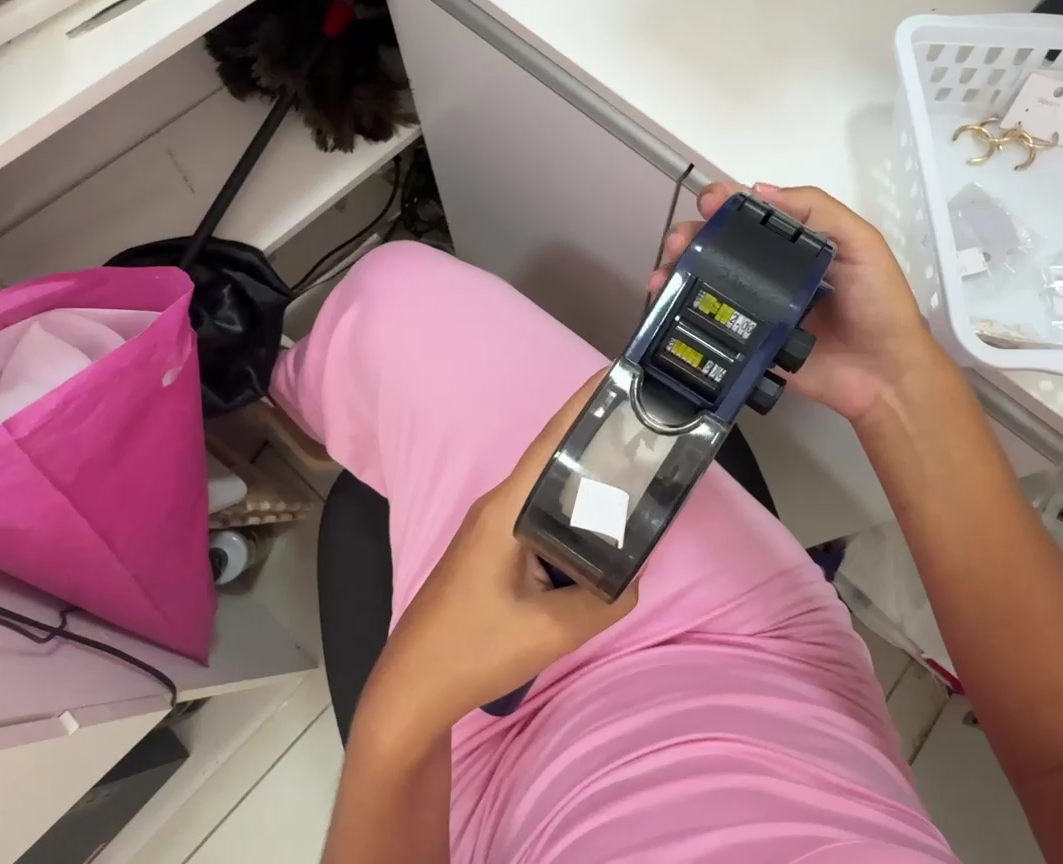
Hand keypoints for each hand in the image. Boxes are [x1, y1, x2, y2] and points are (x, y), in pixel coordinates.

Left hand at [352, 371, 638, 754]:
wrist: (414, 688)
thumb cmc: (474, 651)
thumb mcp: (553, 630)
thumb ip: (607, 599)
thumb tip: (634, 575)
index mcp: (506, 511)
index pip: (550, 443)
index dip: (582, 406)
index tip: (614, 372)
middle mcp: (498, 508)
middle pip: (555, 463)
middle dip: (598, 440)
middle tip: (648, 429)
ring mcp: (492, 530)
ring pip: (549, 495)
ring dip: (587, 483)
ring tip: (635, 474)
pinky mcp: (494, 552)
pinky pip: (541, 521)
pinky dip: (572, 517)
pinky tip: (599, 531)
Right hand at [650, 182, 950, 424]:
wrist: (883, 375)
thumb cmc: (880, 306)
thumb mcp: (862, 245)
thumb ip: (819, 211)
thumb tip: (760, 190)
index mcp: (796, 247)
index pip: (753, 217)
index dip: (726, 204)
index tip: (708, 201)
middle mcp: (771, 274)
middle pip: (721, 247)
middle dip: (692, 236)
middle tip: (678, 242)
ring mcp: (756, 309)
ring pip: (708, 282)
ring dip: (679, 271)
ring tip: (663, 274)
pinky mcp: (747, 343)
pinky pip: (711, 324)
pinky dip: (682, 312)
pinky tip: (664, 304)